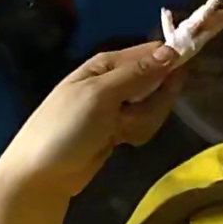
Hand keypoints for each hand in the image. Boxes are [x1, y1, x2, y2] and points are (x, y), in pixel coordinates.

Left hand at [0, 43, 182, 198]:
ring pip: (154, 106)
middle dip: (154, 102)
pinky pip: (145, 124)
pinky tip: (121, 142)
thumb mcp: (101, 95)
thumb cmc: (65, 126)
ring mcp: (119, 105)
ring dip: (144, 122)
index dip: (171, 63)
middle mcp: (116, 79)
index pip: (153, 52)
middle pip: (159, 81)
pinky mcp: (121, 128)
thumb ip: (138, 73)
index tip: (181, 78)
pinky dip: (138, 133)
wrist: (41, 173)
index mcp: (108, 63)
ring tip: (120, 132)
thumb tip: (173, 50)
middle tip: (131, 115)